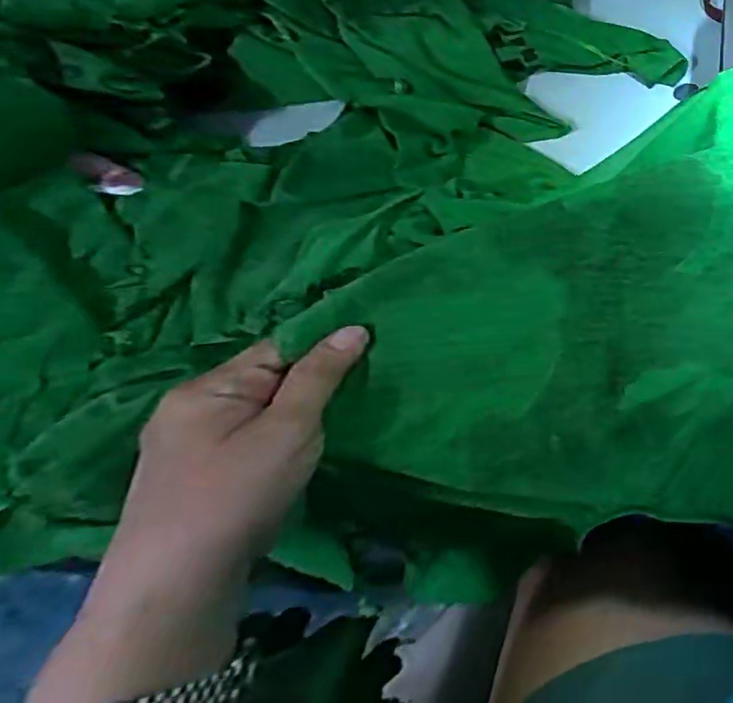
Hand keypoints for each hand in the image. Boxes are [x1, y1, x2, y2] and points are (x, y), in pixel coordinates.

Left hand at [115, 325, 368, 574]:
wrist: (177, 582)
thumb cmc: (236, 493)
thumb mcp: (289, 427)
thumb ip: (320, 374)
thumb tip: (353, 328)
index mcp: (206, 389)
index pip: (281, 346)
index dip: (329, 344)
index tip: (378, 346)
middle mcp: (193, 407)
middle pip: (274, 373)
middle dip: (322, 375)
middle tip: (374, 378)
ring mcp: (195, 440)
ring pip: (270, 403)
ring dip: (309, 403)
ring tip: (353, 404)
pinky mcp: (206, 466)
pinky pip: (259, 428)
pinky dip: (292, 426)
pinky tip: (315, 437)